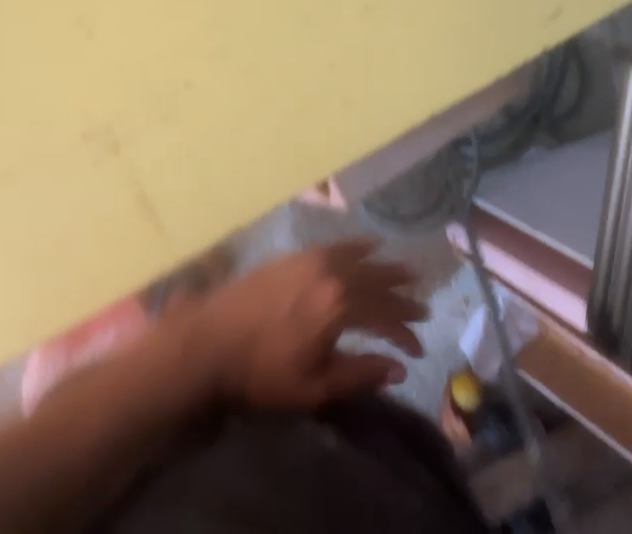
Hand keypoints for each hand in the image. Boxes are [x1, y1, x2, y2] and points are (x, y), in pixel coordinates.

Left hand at [177, 241, 428, 408]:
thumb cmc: (261, 372)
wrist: (208, 342)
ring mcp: (310, 261)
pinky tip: (367, 245)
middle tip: (423, 307)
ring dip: (384, 268)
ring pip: (359, 259)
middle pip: (378, 283)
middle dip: (402, 297)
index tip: (418, 348)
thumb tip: (399, 368)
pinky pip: (334, 246)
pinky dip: (356, 246)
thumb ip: (360, 374)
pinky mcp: (292, 257)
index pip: (386, 317)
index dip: (406, 333)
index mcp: (340, 308)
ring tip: (406, 272)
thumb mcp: (315, 386)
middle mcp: (331, 276)